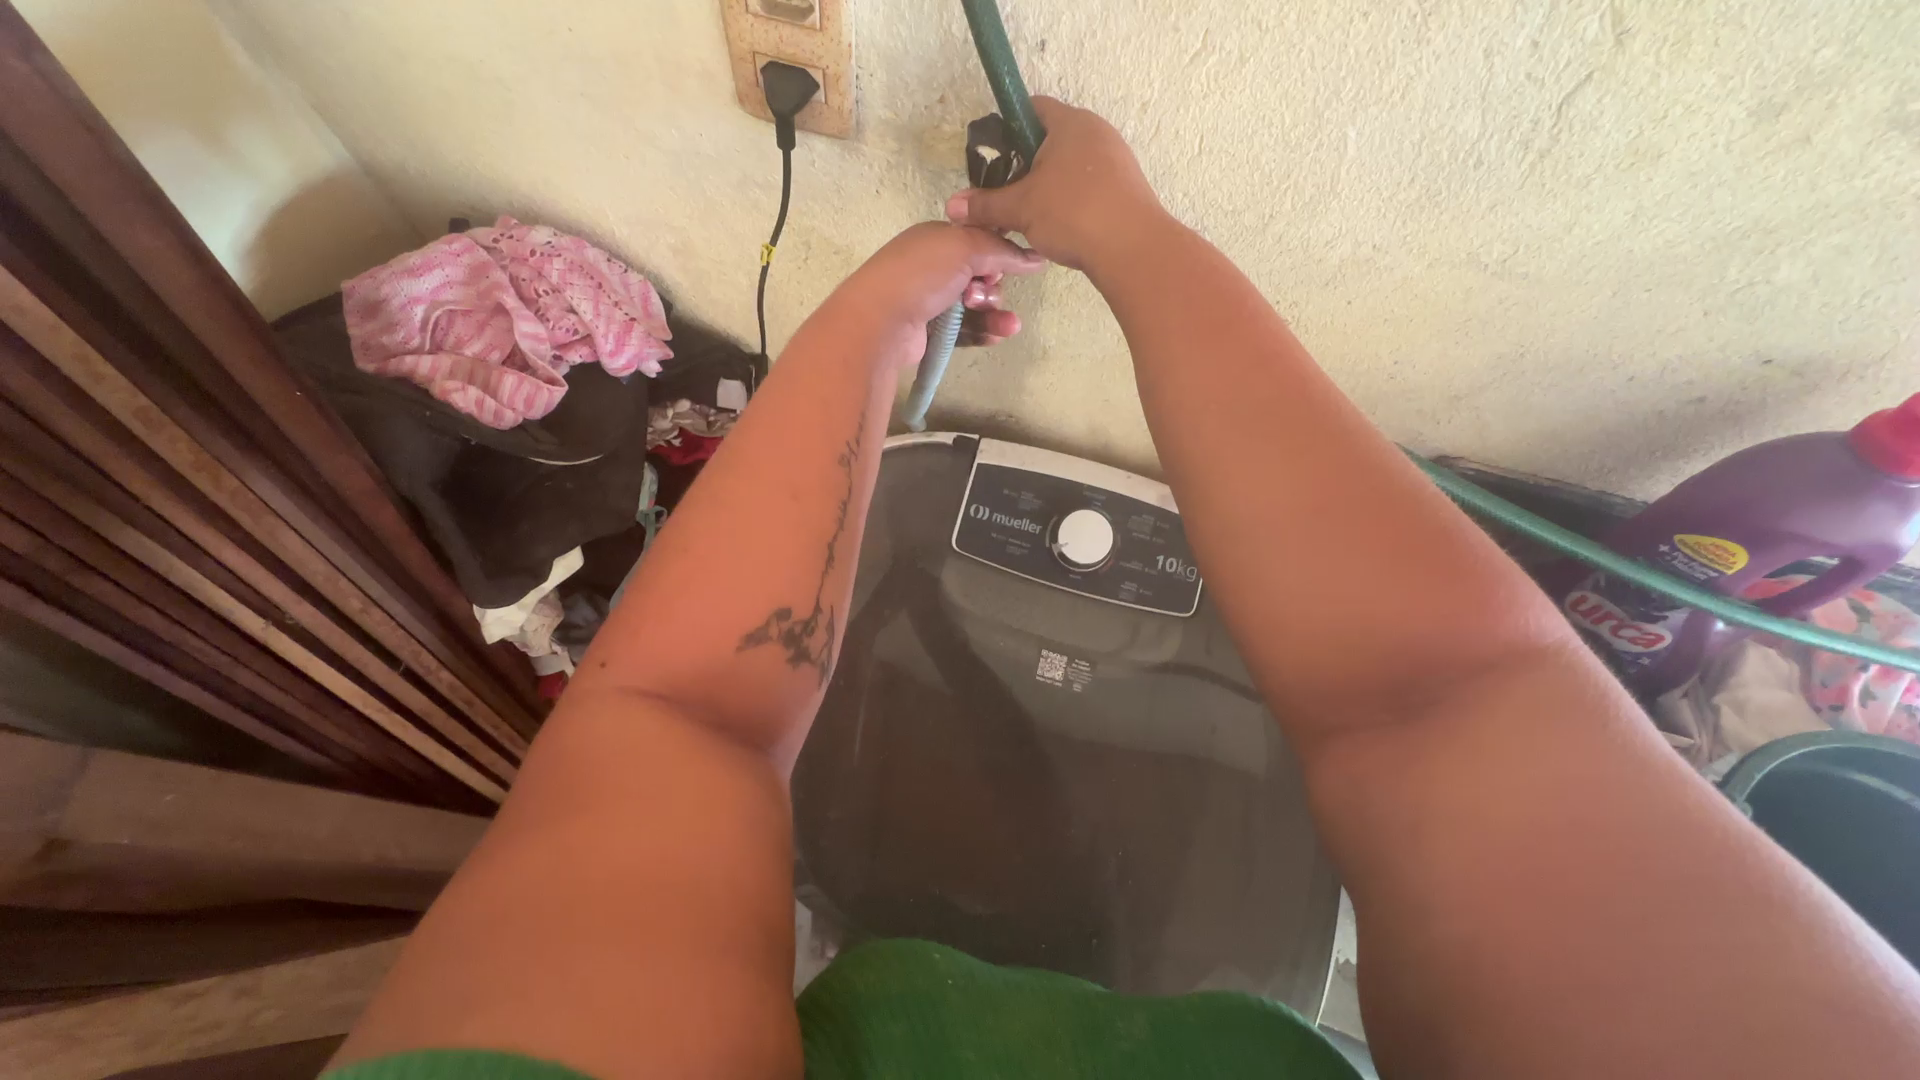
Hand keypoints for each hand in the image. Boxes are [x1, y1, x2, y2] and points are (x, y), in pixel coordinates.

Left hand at [827, 221, 1045, 368]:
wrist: (882, 321)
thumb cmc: (922, 274)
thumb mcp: (965, 247)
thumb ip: (1002, 250)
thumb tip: (1035, 258)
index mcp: (936, 239)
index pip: (977, 241)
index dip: (997, 252)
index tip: (1008, 264)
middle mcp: (932, 267)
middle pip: (979, 275)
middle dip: (993, 286)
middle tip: (984, 292)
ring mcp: (930, 301)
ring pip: (975, 306)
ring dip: (995, 313)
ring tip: (1008, 324)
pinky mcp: (931, 331)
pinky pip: (965, 330)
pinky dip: (984, 331)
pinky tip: (999, 335)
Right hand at [945, 97, 1167, 272]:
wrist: (1132, 248)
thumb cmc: (1073, 213)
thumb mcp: (1021, 209)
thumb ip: (986, 205)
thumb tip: (952, 207)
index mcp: (1070, 123)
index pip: (1031, 107)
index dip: (1006, 127)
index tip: (991, 157)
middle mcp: (1096, 132)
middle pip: (1050, 139)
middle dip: (1025, 164)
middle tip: (1005, 193)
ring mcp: (1115, 160)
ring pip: (1069, 166)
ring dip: (1047, 187)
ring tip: (1029, 216)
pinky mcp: (1125, 188)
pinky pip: (1088, 186)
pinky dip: (1069, 201)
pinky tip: (1059, 227)